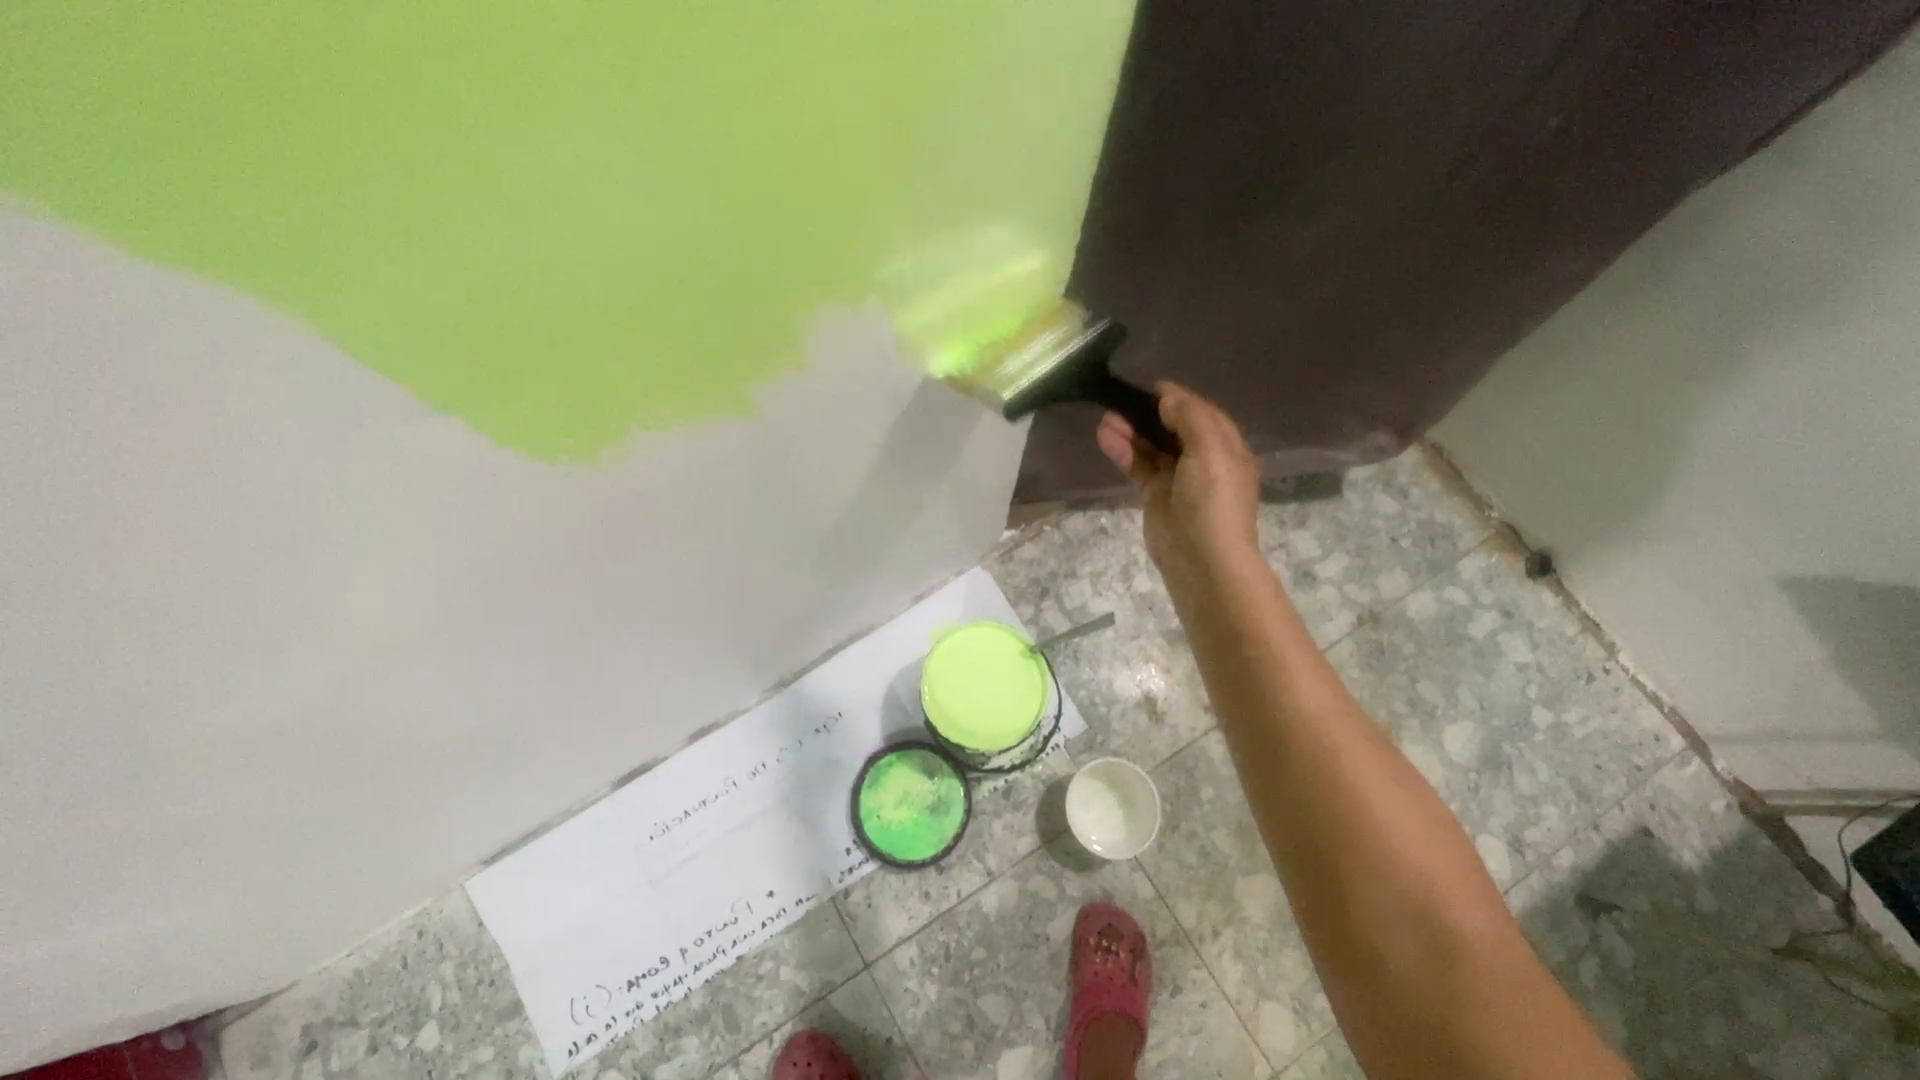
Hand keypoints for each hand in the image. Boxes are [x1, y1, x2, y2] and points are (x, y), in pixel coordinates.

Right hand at [1096, 382, 1261, 591]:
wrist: (1203, 560)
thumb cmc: (1213, 501)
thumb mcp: (1211, 450)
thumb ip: (1190, 418)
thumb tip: (1167, 398)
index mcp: (1227, 448)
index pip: (1202, 413)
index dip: (1178, 398)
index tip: (1150, 385)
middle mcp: (1204, 460)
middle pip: (1174, 428)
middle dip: (1150, 413)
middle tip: (1122, 399)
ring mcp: (1178, 480)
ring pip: (1153, 447)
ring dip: (1131, 431)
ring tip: (1106, 417)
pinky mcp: (1156, 496)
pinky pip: (1138, 467)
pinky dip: (1124, 452)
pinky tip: (1106, 437)